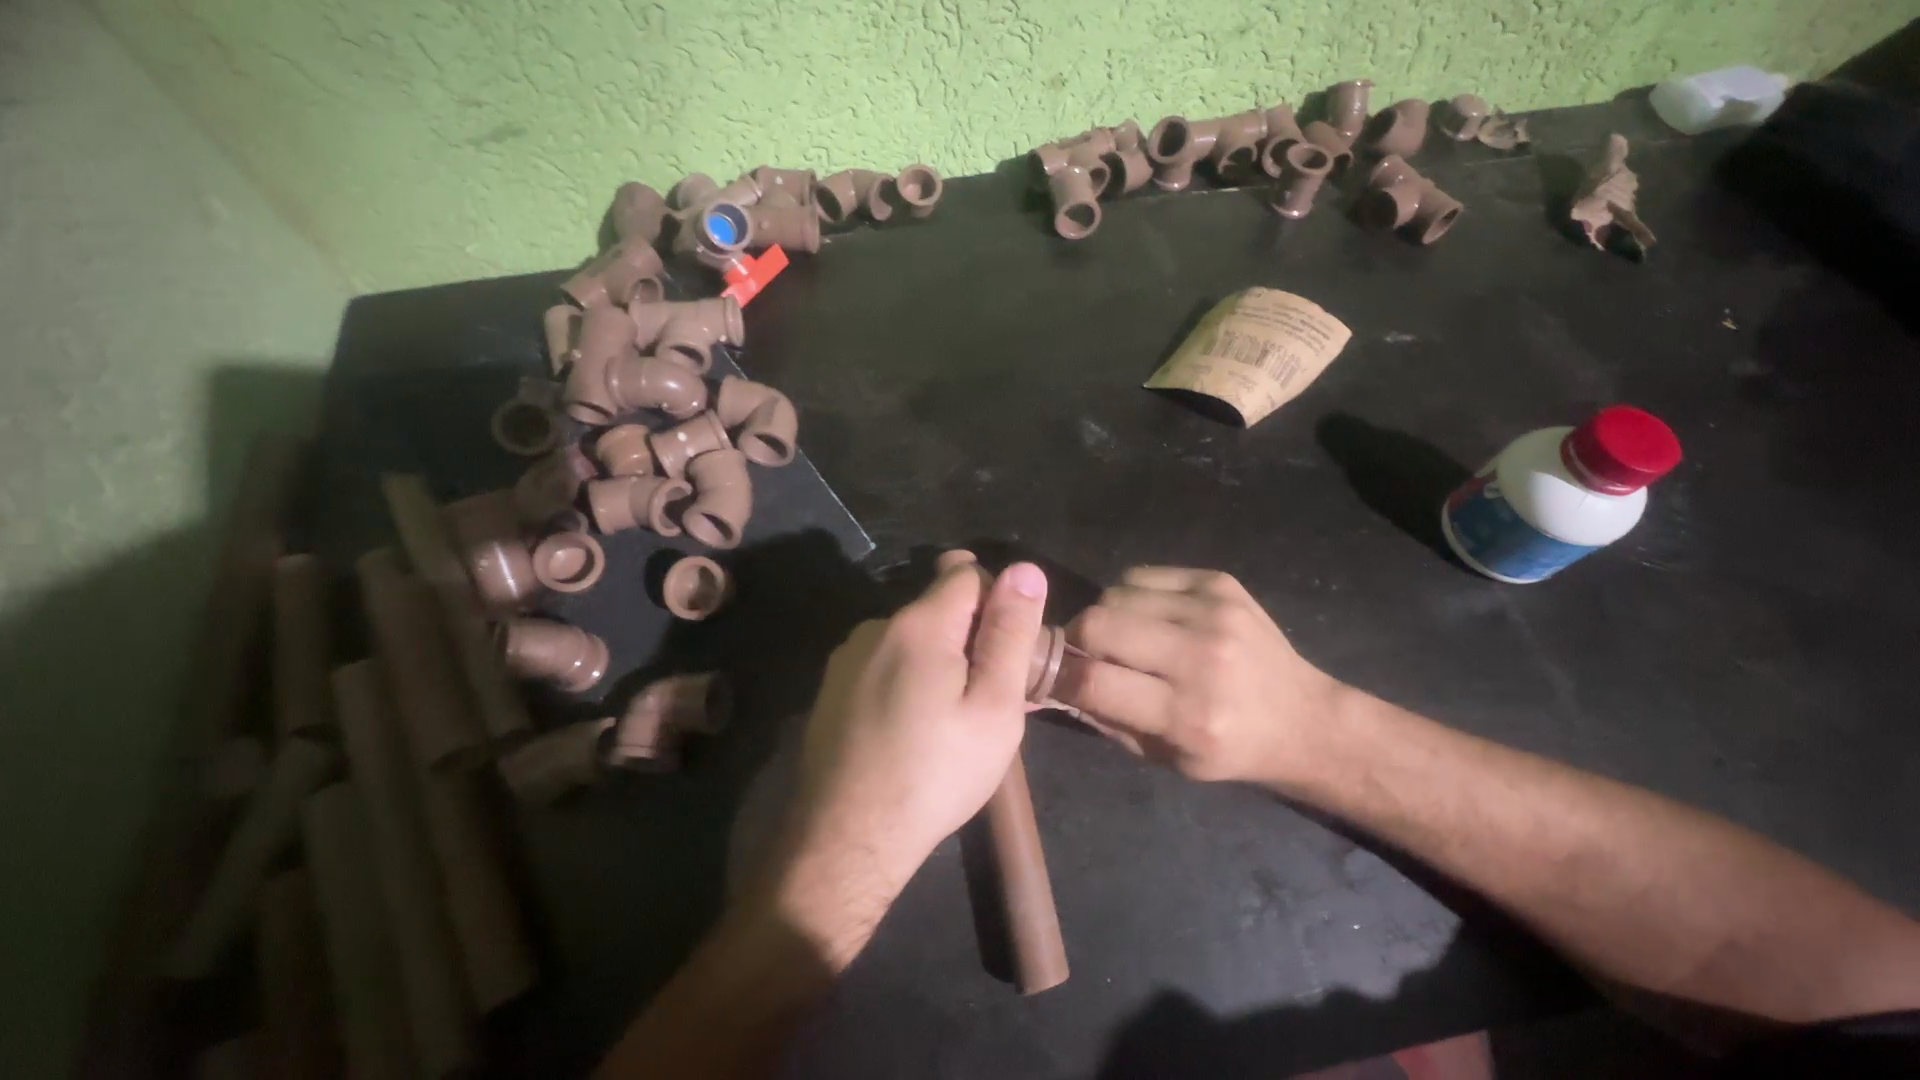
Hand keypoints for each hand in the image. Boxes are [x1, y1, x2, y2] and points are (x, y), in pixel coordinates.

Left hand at [770, 551, 1046, 966]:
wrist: (849, 836)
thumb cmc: (936, 774)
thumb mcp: (994, 708)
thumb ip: (1010, 634)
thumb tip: (1026, 568)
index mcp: (919, 624)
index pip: (967, 571)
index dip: (998, 600)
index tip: (1009, 649)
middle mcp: (876, 626)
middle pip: (937, 605)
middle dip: (969, 634)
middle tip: (988, 695)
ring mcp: (847, 658)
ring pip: (910, 637)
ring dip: (936, 659)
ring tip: (950, 719)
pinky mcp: (831, 688)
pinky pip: (883, 664)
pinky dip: (906, 679)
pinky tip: (911, 729)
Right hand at [1058, 567, 1342, 786]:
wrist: (1303, 719)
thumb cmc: (1228, 750)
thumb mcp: (1162, 757)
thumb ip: (1104, 719)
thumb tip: (1053, 681)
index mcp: (1186, 714)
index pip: (1093, 681)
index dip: (1059, 675)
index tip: (1050, 674)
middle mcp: (1201, 658)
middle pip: (1099, 624)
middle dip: (1077, 638)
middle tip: (1084, 652)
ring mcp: (1213, 612)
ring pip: (1116, 593)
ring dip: (1107, 616)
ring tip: (1124, 636)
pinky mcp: (1219, 583)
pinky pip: (1143, 575)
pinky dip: (1133, 596)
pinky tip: (1150, 617)